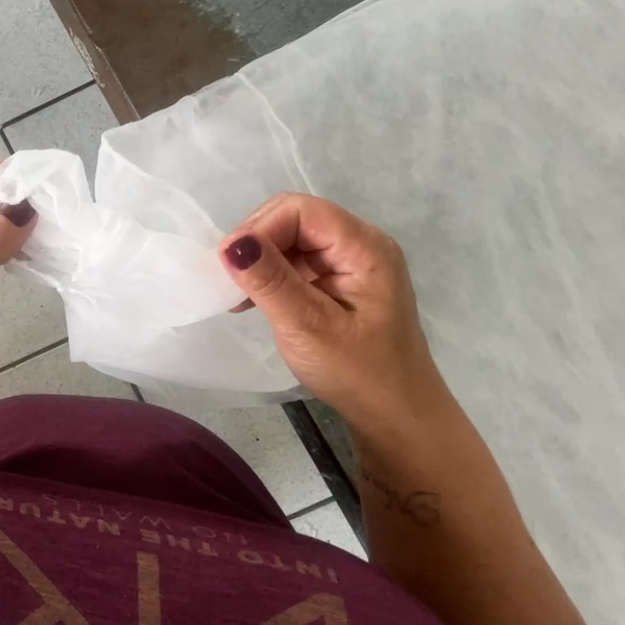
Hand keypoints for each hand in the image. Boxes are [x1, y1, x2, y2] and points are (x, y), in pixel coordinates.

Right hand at [218, 193, 451, 427]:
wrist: (396, 414)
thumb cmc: (358, 372)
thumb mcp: (307, 326)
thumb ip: (270, 281)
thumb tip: (231, 244)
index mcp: (364, 248)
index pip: (300, 210)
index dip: (259, 228)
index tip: (228, 265)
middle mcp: (360, 245)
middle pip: (295, 217)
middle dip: (256, 241)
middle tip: (230, 280)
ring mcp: (350, 263)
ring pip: (291, 238)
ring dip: (259, 259)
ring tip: (237, 294)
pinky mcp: (338, 281)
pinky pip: (296, 260)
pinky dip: (268, 273)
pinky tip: (252, 299)